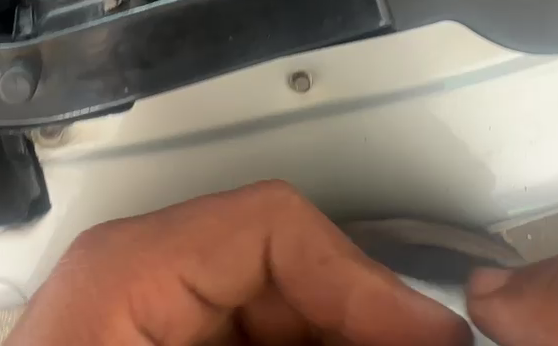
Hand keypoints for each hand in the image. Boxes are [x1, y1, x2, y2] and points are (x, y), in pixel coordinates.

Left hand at [6, 180, 469, 345]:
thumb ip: (291, 345)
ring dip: (341, 336)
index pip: (273, 224)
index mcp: (131, 266)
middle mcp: (146, 279)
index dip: (362, 278)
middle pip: (287, 268)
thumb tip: (400, 332)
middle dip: (363, 316)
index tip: (427, 332)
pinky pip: (257, 340)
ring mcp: (159, 321)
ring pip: (282, 312)